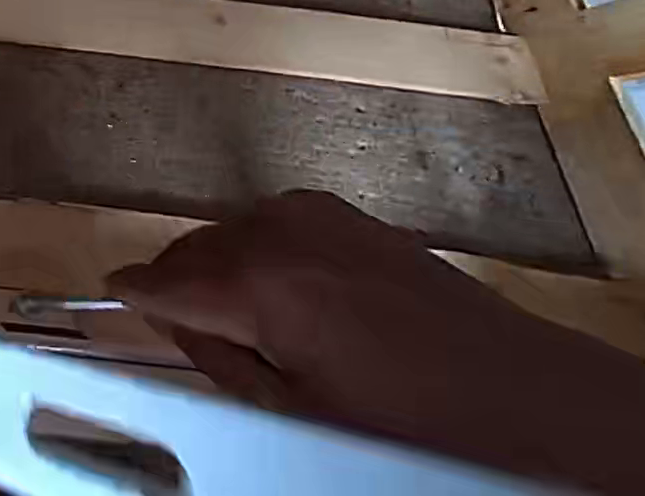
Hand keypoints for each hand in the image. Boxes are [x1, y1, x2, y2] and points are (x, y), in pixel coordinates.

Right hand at [107, 190, 644, 494]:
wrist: (537, 403)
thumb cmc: (413, 432)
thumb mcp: (300, 421)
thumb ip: (223, 365)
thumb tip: (178, 324)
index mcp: (265, 280)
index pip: (170, 279)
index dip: (134, 289)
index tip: (107, 292)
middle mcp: (281, 227)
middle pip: (197, 247)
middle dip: (174, 278)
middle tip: (163, 314)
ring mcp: (315, 212)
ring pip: (231, 231)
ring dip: (214, 264)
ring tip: (218, 309)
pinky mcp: (343, 213)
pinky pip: (269, 224)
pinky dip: (252, 250)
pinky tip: (270, 289)